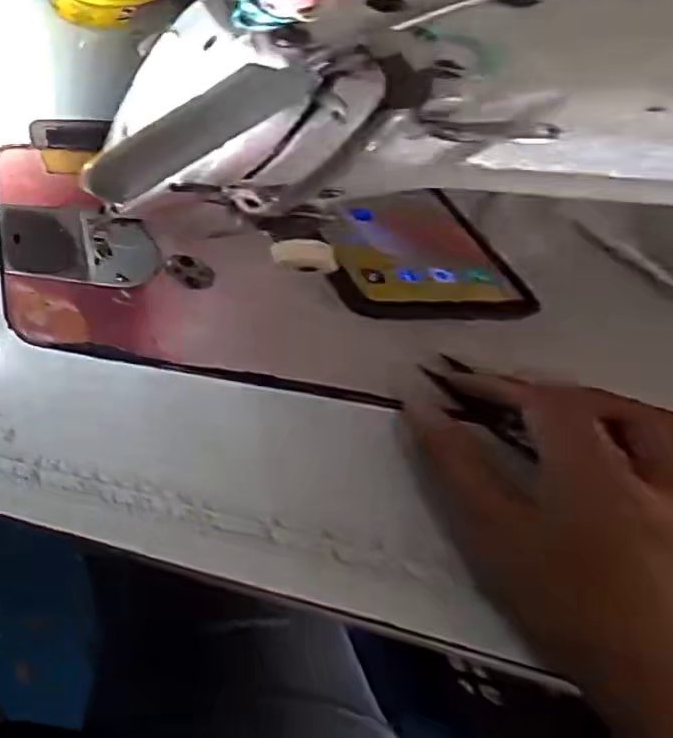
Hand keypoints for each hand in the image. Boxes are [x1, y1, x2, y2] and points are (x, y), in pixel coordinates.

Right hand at [411, 367, 672, 737]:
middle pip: (626, 411)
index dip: (499, 383)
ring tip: (566, 429)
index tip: (452, 381)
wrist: (658, 684)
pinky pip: (670, 471)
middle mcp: (663, 481)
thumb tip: (419, 404)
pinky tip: (613, 469)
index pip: (551, 401)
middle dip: (566, 396)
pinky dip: (639, 454)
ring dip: (611, 422)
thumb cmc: (559, 600)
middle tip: (516, 400)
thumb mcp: (488, 528)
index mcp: (599, 476)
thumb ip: (454, 461)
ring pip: (666, 440)